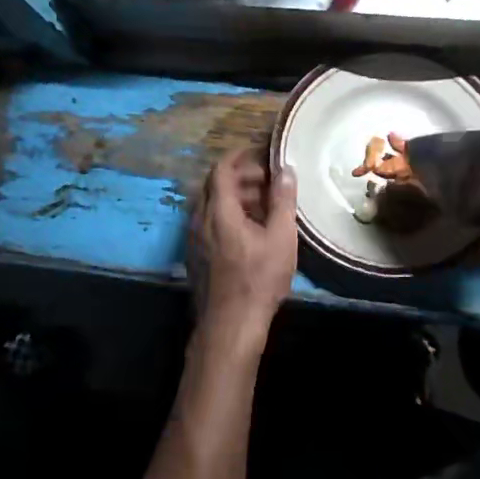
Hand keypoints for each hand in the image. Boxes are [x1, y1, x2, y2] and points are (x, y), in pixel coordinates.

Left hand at [187, 149, 297, 340]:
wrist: (230, 325)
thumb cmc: (259, 279)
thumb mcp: (281, 237)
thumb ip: (283, 200)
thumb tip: (286, 169)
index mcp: (218, 210)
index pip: (221, 168)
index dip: (240, 156)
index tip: (261, 153)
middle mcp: (199, 219)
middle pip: (214, 184)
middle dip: (241, 176)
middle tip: (269, 181)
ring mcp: (193, 238)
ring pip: (211, 204)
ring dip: (235, 196)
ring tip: (264, 205)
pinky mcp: (195, 254)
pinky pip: (208, 222)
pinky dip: (227, 214)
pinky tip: (250, 229)